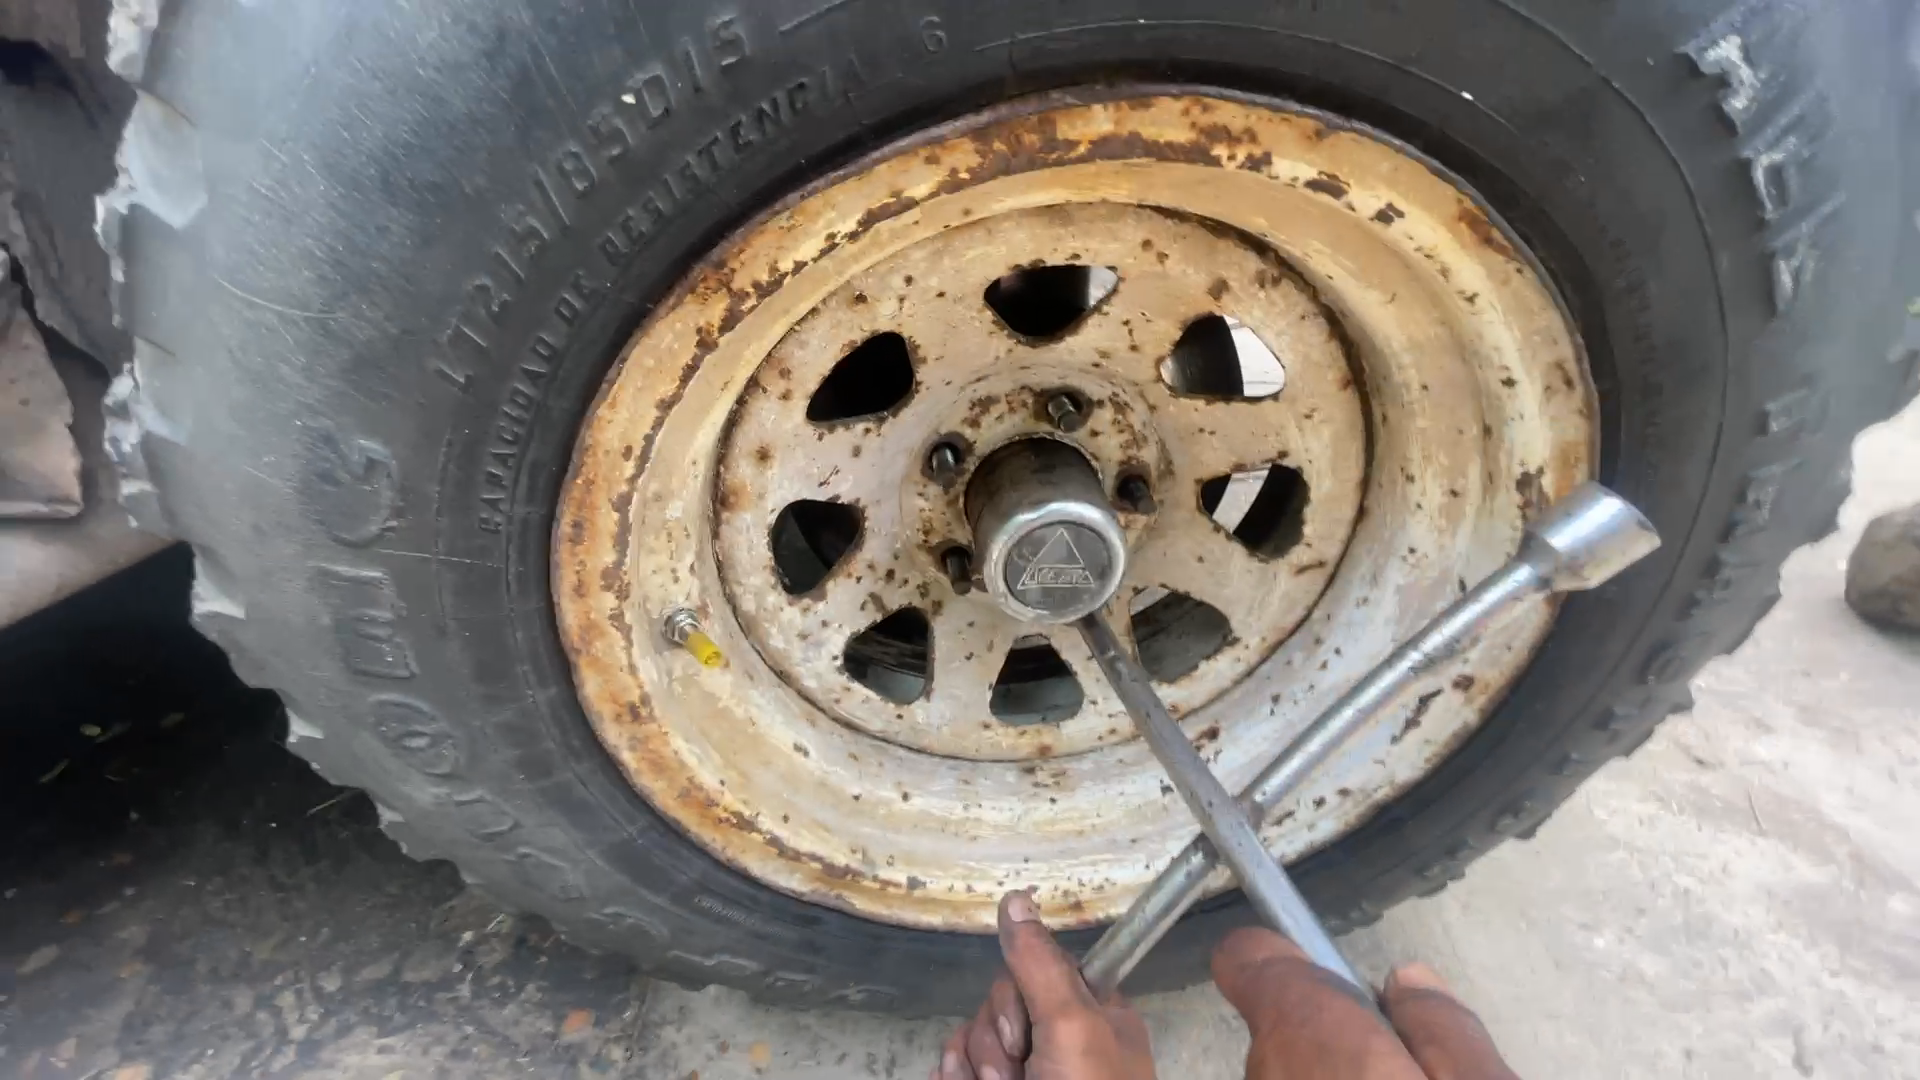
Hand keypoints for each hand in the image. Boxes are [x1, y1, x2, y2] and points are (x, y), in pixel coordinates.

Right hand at [936, 890, 1155, 1079]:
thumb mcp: (1071, 1028)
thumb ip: (1038, 963)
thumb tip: (1015, 897)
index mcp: (1096, 1016)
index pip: (1040, 966)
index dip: (1022, 992)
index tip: (1028, 1026)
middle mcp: (1061, 1040)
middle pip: (1001, 999)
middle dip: (997, 1039)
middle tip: (1017, 1077)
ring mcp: (1027, 1075)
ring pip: (974, 1035)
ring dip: (973, 1068)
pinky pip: (956, 1067)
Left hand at [1212, 927, 1518, 1078]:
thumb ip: (1445, 1028)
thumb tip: (1410, 982)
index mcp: (1308, 1029)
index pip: (1247, 956)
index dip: (1283, 953)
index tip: (1333, 974)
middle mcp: (1265, 1072)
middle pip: (1282, 1024)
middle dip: (1336, 1032)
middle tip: (1409, 1068)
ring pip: (1292, 1075)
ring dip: (1334, 1077)